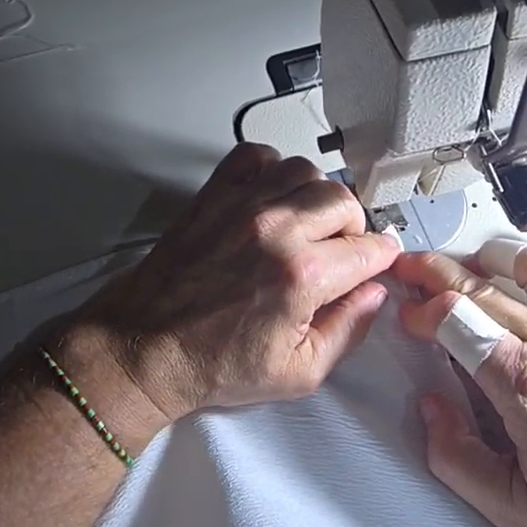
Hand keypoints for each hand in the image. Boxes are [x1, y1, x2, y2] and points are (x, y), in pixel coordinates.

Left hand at [70, 143, 400, 425]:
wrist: (147, 346)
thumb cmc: (214, 362)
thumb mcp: (298, 372)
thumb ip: (348, 330)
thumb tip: (374, 293)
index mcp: (301, 275)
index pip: (368, 249)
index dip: (380, 258)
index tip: (376, 261)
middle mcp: (276, 229)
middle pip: (344, 201)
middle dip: (352, 227)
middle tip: (340, 249)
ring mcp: (243, 204)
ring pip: (307, 170)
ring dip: (317, 195)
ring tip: (307, 223)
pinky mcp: (216, 193)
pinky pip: (258, 154)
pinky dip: (273, 168)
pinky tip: (273, 196)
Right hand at [394, 229, 526, 526]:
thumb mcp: (520, 513)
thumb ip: (459, 459)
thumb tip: (432, 410)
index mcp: (523, 384)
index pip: (452, 316)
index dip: (421, 309)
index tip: (413, 319)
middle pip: (479, 282)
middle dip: (436, 270)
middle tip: (416, 269)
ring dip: (489, 255)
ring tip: (470, 263)